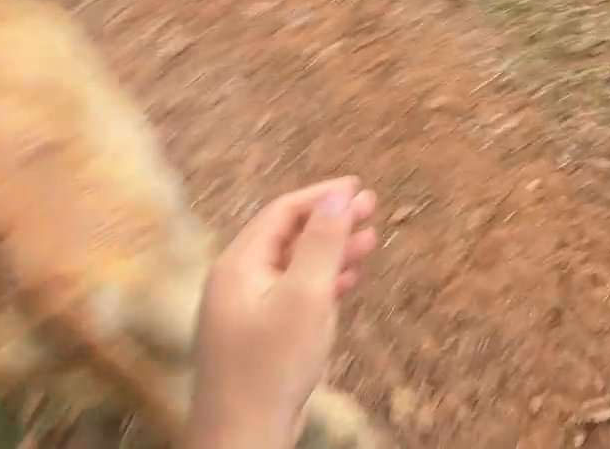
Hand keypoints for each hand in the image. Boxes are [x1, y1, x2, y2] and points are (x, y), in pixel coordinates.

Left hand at [188, 178, 378, 448]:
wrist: (244, 441)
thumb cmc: (272, 365)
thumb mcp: (306, 294)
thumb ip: (322, 241)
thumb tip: (338, 195)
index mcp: (238, 266)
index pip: (282, 212)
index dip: (321, 195)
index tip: (358, 187)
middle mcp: (238, 282)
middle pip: (290, 236)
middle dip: (332, 219)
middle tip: (371, 206)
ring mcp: (247, 310)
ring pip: (296, 264)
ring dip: (334, 249)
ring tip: (371, 239)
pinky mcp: (260, 334)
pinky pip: (296, 291)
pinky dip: (324, 279)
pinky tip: (349, 279)